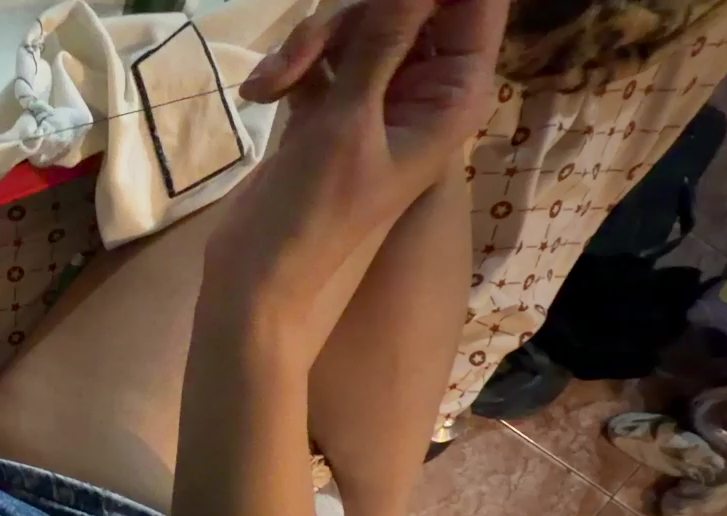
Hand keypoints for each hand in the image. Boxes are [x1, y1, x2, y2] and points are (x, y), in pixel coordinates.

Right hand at [207, 0, 507, 361]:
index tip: (374, 4)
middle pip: (403, 8)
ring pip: (351, 30)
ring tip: (267, 85)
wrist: (255, 279)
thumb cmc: (311, 215)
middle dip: (348, 19)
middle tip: (298, 56)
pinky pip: (314, 64)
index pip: (471, 2)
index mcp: (452, 93)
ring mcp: (367, 102)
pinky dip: (286, 70)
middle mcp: (418, 90)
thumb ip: (382, 40)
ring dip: (305, 46)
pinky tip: (258, 94)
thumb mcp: (346, 125)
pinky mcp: (321, 116)